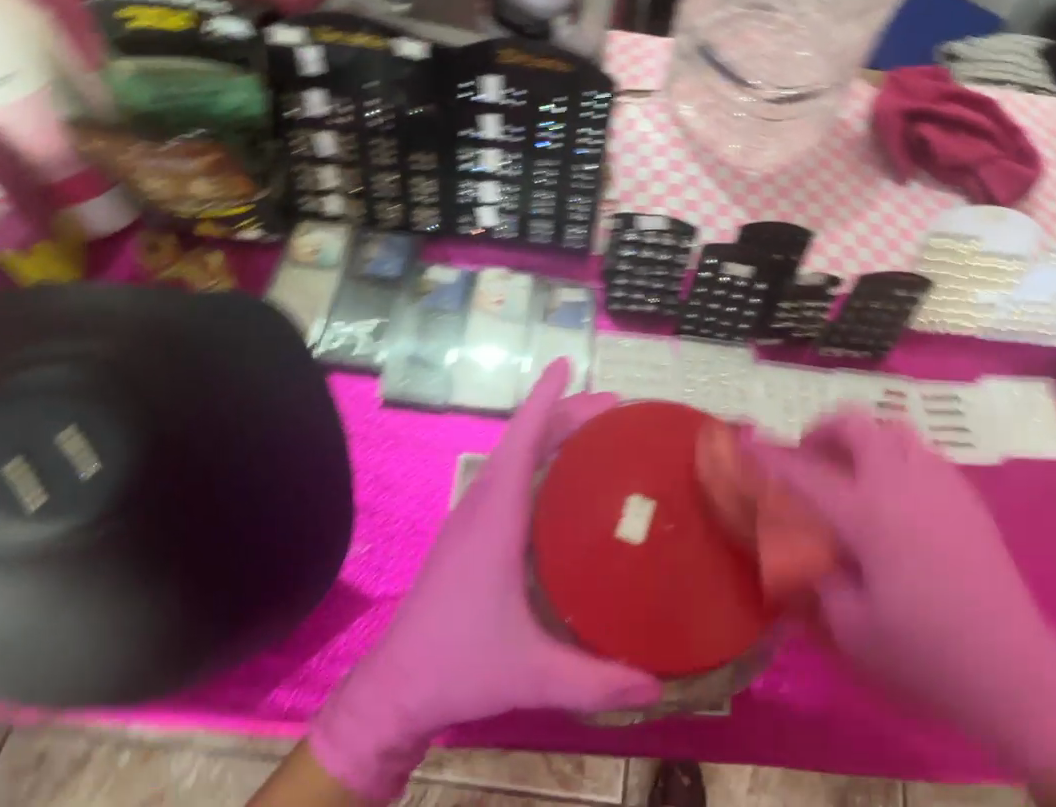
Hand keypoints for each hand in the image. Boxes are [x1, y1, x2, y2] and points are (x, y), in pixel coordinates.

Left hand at [307, 361, 661, 800]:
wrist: (394, 690)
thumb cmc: (458, 668)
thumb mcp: (533, 675)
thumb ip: (598, 682)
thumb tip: (661, 686)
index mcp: (493, 522)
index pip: (520, 444)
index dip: (544, 402)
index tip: (566, 363)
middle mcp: (480, 510)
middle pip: (522, 445)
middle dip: (565, 417)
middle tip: (616, 409)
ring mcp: (471, 524)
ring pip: (513, 463)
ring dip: (551, 440)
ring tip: (599, 437)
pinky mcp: (470, 542)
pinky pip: (508, 485)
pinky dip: (539, 468)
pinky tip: (567, 491)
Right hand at [745, 410, 1055, 781]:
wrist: (1013, 669)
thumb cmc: (923, 654)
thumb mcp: (850, 627)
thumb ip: (818, 575)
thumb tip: (800, 546)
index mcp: (867, 515)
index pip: (803, 473)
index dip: (767, 456)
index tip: (742, 441)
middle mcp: (902, 484)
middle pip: (856, 424)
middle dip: (822, 431)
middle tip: (808, 460)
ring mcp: (940, 485)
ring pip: (893, 430)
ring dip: (862, 440)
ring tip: (850, 475)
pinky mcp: (966, 498)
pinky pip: (921, 453)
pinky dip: (894, 457)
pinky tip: (893, 498)